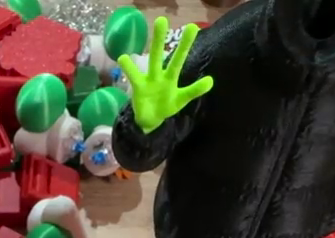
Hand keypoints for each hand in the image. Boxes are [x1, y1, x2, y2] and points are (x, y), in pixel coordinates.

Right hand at [120, 17, 213, 133]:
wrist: (150, 120)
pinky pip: (133, 76)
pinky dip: (128, 68)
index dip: (184, 45)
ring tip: (148, 33)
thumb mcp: (181, 99)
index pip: (178, 59)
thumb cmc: (166, 105)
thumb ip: (194, 90)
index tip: (192, 27)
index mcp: (171, 77)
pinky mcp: (138, 87)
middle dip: (160, 39)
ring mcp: (149, 78)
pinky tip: (123, 58)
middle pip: (160, 54)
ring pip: (150, 60)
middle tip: (162, 19)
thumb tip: (211, 80)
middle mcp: (159, 74)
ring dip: (151, 47)